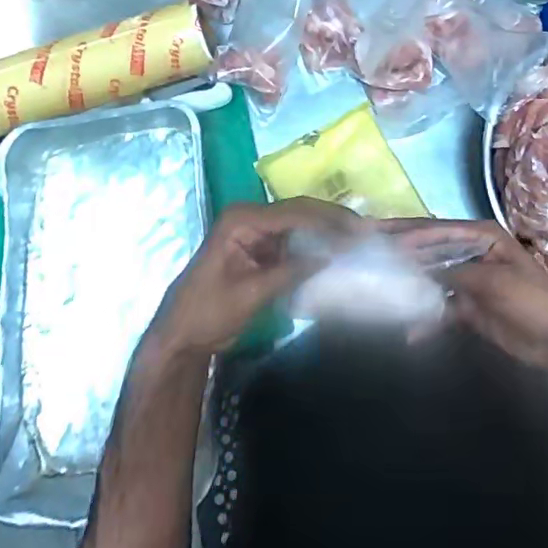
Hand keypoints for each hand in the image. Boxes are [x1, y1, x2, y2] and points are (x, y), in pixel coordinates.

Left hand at [149, 198, 355, 357]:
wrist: (181, 335)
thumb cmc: (208, 312)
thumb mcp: (251, 294)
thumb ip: (290, 271)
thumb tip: (330, 256)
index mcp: (242, 219)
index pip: (294, 213)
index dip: (328, 222)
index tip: (357, 233)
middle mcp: (250, 216)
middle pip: (300, 212)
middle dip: (333, 221)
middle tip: (366, 231)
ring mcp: (255, 230)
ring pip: (300, 222)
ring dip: (327, 230)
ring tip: (358, 238)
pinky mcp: (260, 246)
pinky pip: (293, 238)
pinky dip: (314, 244)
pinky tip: (336, 250)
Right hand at [392, 220, 547, 374]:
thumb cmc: (533, 302)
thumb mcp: (494, 282)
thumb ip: (455, 273)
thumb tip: (419, 269)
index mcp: (484, 237)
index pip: (440, 230)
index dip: (411, 234)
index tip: (382, 236)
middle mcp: (473, 253)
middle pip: (432, 250)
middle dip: (404, 254)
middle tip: (371, 251)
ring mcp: (470, 280)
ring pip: (432, 278)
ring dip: (411, 286)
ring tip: (381, 289)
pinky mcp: (468, 306)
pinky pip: (440, 307)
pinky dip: (427, 319)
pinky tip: (410, 332)